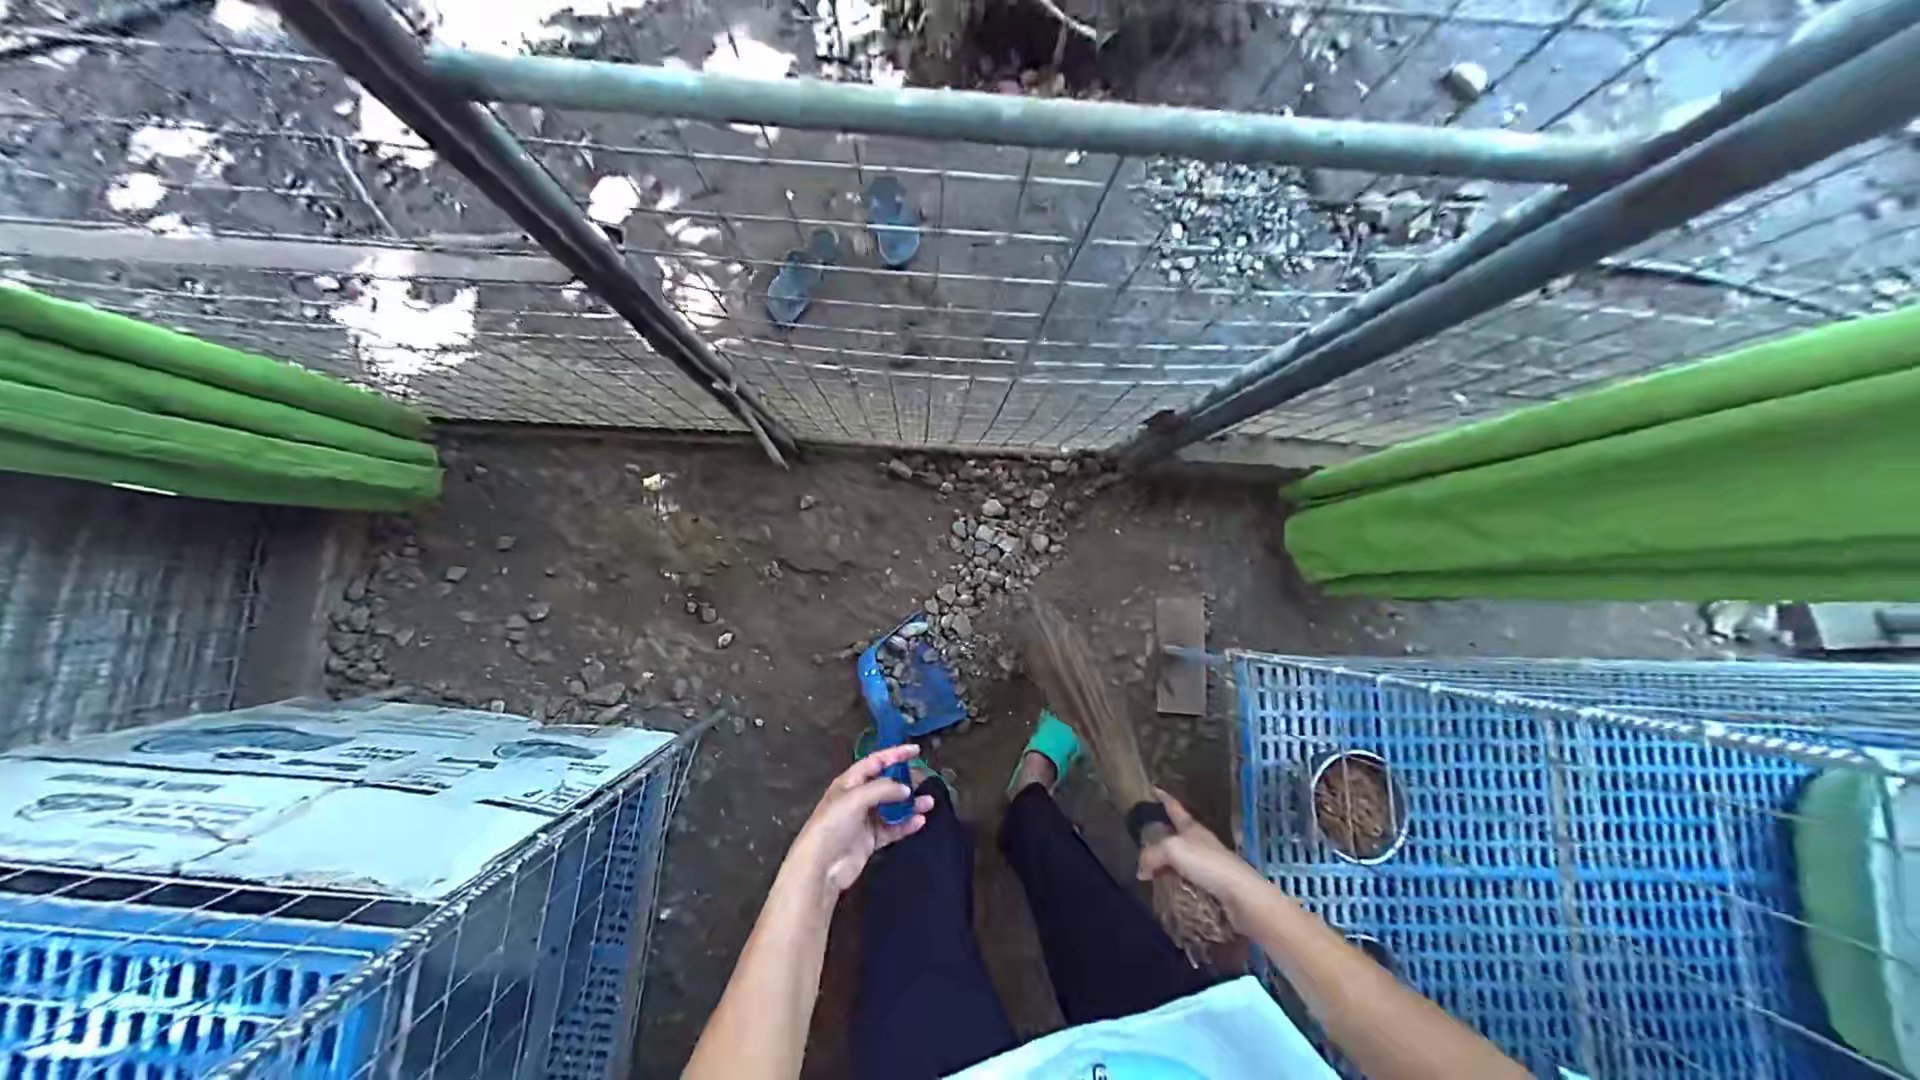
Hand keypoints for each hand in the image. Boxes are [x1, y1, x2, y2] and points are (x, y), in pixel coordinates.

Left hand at [788, 744, 934, 897]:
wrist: (821, 866)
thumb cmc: (833, 824)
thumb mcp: (856, 798)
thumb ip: (883, 789)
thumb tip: (906, 789)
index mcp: (850, 782)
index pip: (876, 761)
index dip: (895, 754)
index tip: (916, 750)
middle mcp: (858, 797)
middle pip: (887, 784)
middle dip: (906, 780)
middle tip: (925, 779)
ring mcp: (865, 819)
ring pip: (893, 807)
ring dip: (910, 804)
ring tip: (928, 803)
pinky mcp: (871, 839)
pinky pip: (893, 827)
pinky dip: (906, 824)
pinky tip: (919, 821)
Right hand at [1136, 788, 1266, 926]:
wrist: (1241, 895)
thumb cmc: (1207, 863)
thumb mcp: (1172, 850)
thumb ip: (1151, 855)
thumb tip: (1141, 870)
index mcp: (1191, 827)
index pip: (1174, 807)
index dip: (1163, 797)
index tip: (1153, 788)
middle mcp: (1199, 841)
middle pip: (1175, 833)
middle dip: (1160, 835)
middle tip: (1142, 839)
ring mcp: (1206, 863)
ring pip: (1179, 857)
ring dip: (1165, 862)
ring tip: (1149, 870)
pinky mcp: (1211, 884)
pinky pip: (1185, 878)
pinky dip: (1173, 880)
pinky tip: (1166, 888)